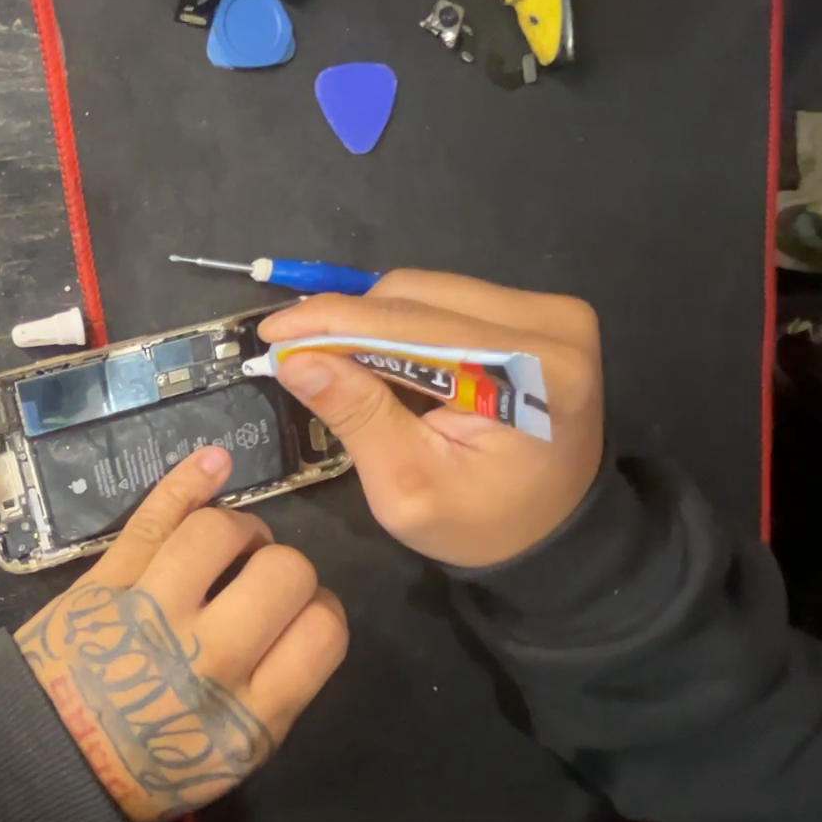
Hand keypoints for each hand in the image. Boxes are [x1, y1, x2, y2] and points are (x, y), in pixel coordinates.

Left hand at [14, 447, 347, 821]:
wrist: (42, 766)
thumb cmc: (142, 771)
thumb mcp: (228, 759)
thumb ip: (275, 694)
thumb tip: (302, 618)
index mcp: (250, 717)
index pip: (322, 631)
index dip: (320, 608)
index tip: (298, 611)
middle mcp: (207, 659)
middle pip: (284, 572)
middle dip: (284, 564)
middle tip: (257, 576)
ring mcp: (150, 612)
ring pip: (218, 532)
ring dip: (238, 526)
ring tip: (229, 540)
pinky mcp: (105, 582)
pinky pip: (155, 518)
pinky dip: (189, 481)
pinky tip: (215, 462)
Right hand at [258, 269, 604, 567]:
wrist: (550, 530)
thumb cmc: (478, 523)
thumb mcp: (405, 485)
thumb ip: (356, 415)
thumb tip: (294, 359)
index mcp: (528, 373)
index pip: (410, 325)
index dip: (331, 322)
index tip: (271, 334)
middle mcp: (549, 324)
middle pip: (416, 295)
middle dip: (346, 323)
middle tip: (295, 355)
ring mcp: (549, 312)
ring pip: (425, 290)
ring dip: (370, 323)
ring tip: (337, 362)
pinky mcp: (538, 313)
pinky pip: (445, 300)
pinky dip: (399, 324)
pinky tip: (379, 357)